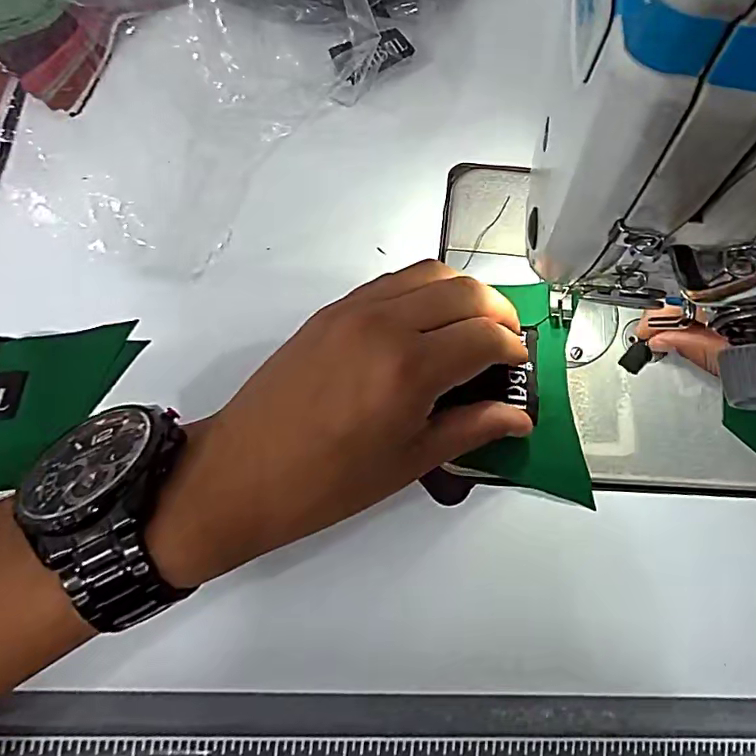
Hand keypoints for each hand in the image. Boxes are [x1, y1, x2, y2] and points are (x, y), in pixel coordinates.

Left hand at [146, 261, 532, 586]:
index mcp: (408, 370)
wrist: (237, 473)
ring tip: (474, 325)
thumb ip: (471, 428)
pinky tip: (430, 320)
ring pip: (433, 272)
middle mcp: (386, 325)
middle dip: (500, 313)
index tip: (518, 367)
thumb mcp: (408, 462)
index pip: (485, 336)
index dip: (513, 350)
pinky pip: (396, 280)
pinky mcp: (335, 308)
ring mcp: (357, 309)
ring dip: (466, 293)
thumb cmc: (325, 483)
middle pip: (467, 292)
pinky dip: (427, 288)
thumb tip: (518, 418)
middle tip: (506, 343)